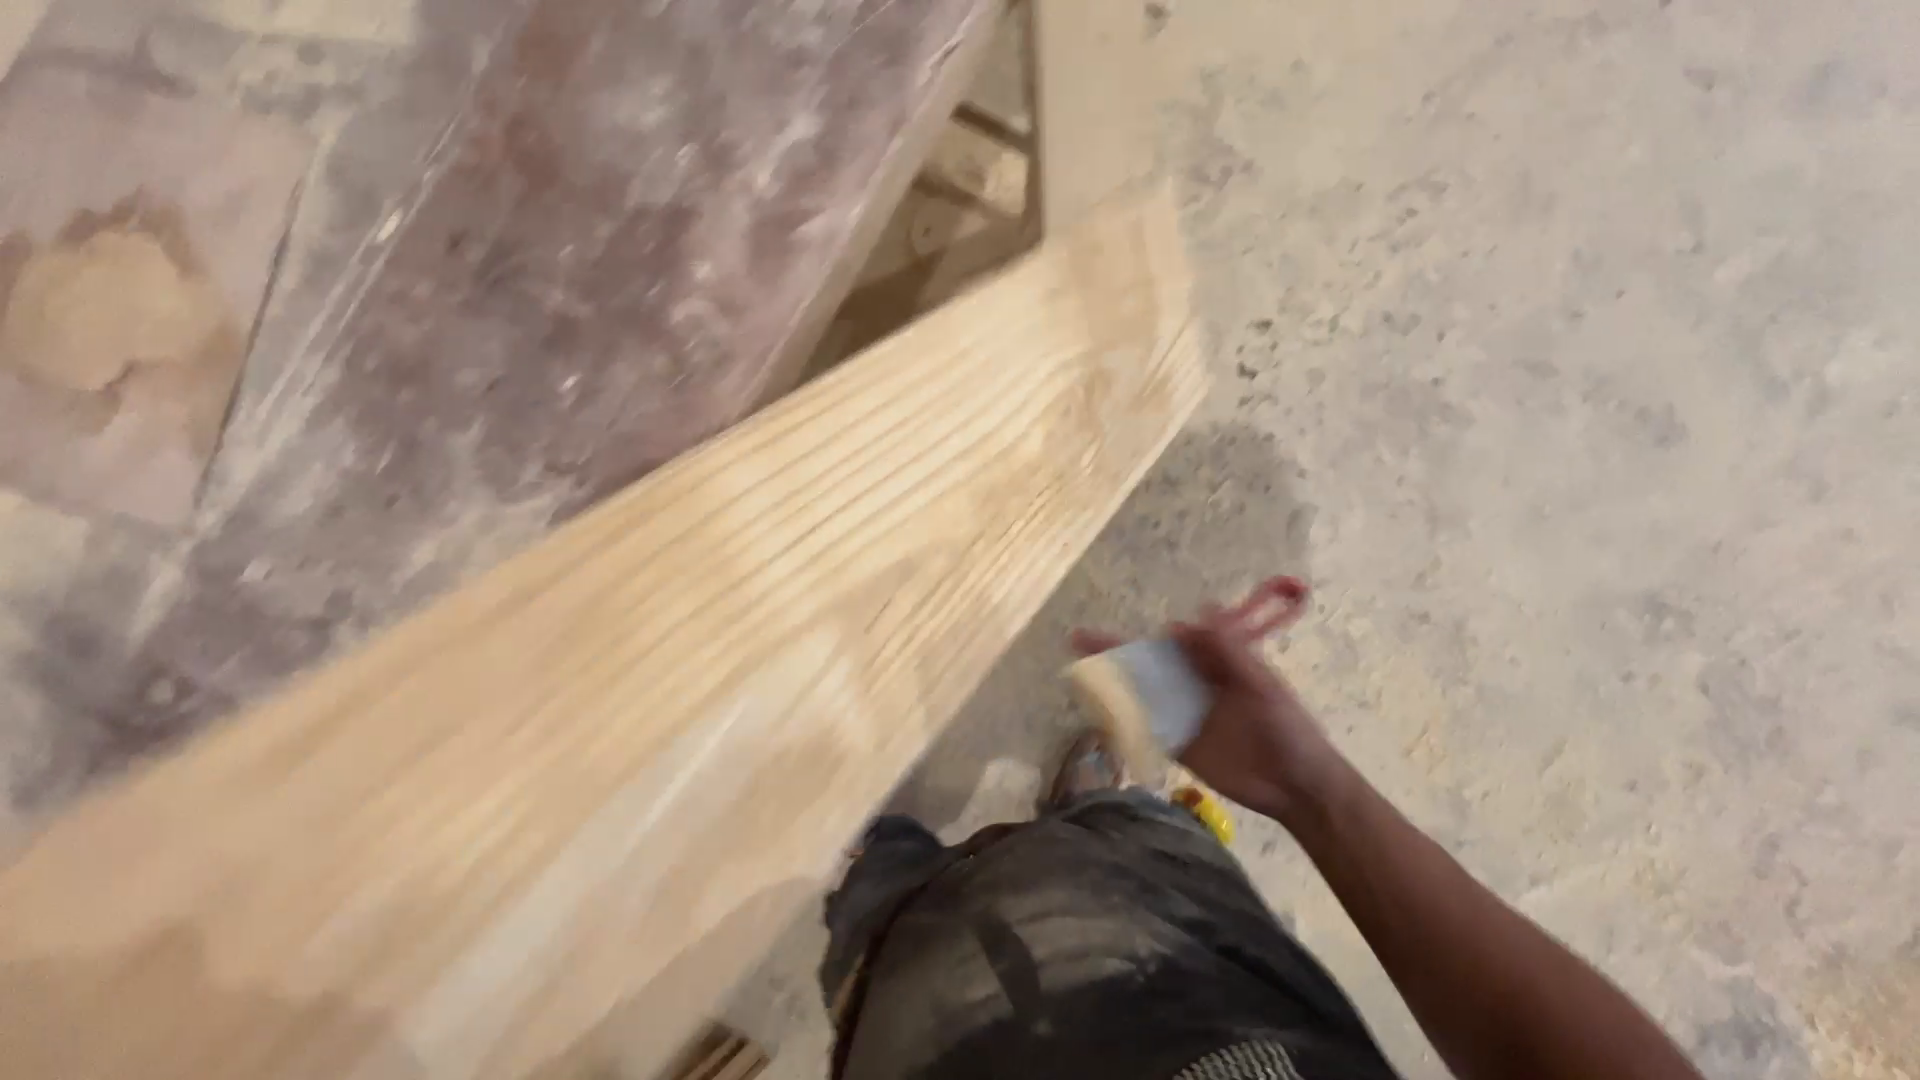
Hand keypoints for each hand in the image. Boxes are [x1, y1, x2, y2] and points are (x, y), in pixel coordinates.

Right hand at [1071, 609, 1353, 824]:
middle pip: (1150, 662)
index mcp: (1217, 662)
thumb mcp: (1263, 685)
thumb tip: (1200, 608)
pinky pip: (1144, 725)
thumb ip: (1231, 650)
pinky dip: (1121, 716)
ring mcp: (1184, 713)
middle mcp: (1194, 683)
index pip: (1179, 639)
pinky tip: (1096, 709)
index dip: (1160, 636)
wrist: (1297, 788)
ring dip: (1112, 680)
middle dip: (1117, 649)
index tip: (1158, 637)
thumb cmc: (1289, 730)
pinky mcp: (1177, 742)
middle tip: (1080, 636)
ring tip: (1078, 669)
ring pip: (1142, 691)